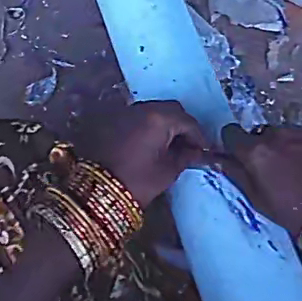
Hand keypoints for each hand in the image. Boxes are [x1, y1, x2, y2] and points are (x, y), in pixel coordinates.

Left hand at [79, 101, 210, 206]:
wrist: (97, 192)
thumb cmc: (138, 181)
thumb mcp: (168, 170)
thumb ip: (186, 156)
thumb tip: (197, 152)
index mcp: (159, 118)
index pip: (188, 121)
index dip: (199, 136)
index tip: (204, 150)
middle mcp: (142, 108)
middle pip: (171, 110)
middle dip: (183, 126)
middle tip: (189, 146)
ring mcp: (126, 112)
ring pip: (154, 111)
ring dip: (166, 124)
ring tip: (172, 145)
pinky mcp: (113, 120)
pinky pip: (139, 117)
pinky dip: (150, 125)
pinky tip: (154, 142)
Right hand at [220, 125, 301, 234]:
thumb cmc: (291, 213)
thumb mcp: (256, 199)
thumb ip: (235, 173)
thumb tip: (217, 158)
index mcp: (255, 152)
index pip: (231, 133)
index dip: (234, 145)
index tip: (240, 155)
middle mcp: (276, 135)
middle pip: (260, 134)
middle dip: (263, 148)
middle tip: (274, 170)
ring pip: (284, 134)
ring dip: (285, 146)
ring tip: (297, 170)